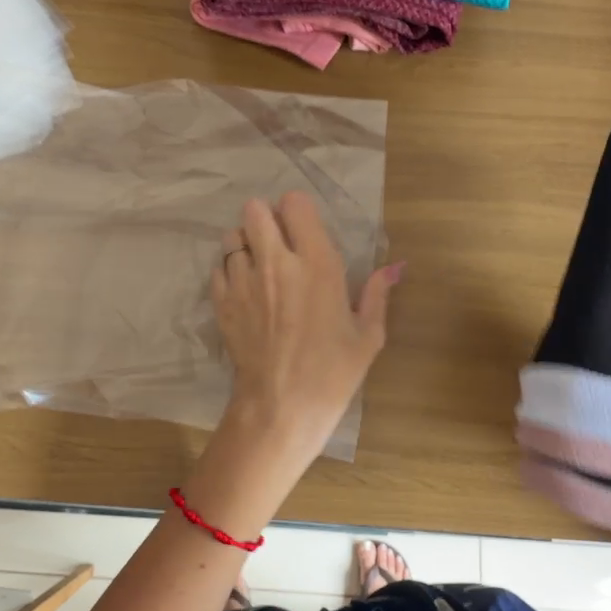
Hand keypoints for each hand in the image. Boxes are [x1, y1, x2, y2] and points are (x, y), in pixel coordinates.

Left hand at [211, 191, 402, 459]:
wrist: (281, 407)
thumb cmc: (332, 373)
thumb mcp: (367, 336)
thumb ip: (376, 295)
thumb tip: (393, 268)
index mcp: (317, 264)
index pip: (295, 203)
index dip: (298, 212)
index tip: (304, 231)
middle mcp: (275, 262)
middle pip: (255, 209)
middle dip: (266, 220)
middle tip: (278, 244)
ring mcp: (243, 281)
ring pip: (232, 236)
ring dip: (245, 244)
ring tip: (258, 267)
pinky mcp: (221, 302)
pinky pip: (218, 268)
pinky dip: (229, 272)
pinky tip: (244, 292)